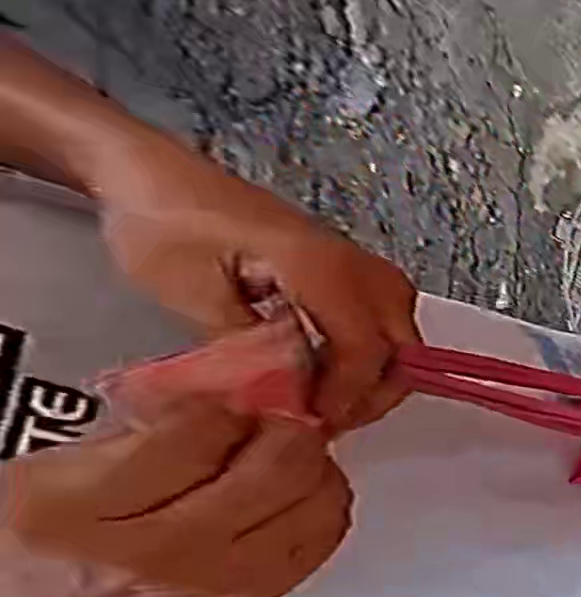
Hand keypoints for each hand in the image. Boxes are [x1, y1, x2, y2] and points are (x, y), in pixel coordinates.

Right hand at [0, 402, 352, 596]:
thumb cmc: (33, 537)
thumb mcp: (45, 473)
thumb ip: (134, 435)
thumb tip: (220, 401)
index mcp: (78, 510)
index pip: (191, 443)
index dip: (221, 412)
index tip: (222, 404)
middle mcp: (165, 550)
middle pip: (275, 473)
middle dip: (290, 433)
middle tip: (278, 420)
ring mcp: (227, 575)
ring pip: (317, 501)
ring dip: (317, 465)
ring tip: (290, 453)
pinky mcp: (269, 588)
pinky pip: (329, 531)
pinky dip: (326, 500)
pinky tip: (303, 488)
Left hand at [91, 138, 418, 429]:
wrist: (159, 176)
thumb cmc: (163, 224)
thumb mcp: (185, 291)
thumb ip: (247, 346)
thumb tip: (287, 393)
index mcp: (324, 271)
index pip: (363, 351)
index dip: (346, 394)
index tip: (318, 421)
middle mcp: (367, 273)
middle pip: (402, 354)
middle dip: (374, 394)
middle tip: (331, 419)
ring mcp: (378, 275)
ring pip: (406, 347)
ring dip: (377, 380)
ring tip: (333, 399)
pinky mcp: (374, 280)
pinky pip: (394, 333)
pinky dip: (374, 360)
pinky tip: (336, 372)